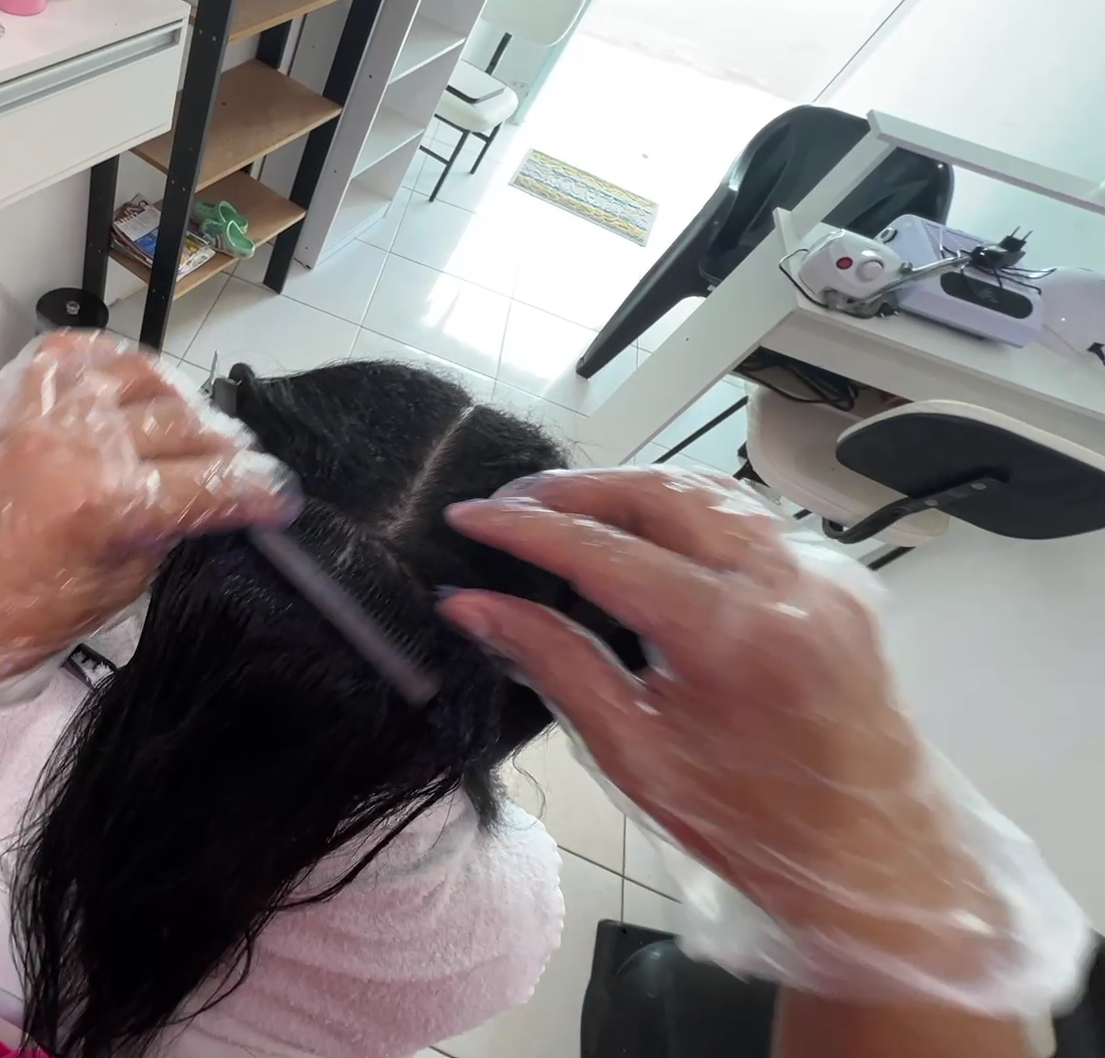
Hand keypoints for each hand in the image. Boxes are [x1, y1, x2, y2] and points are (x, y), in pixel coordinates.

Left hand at [0, 332, 297, 703]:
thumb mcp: (125, 581)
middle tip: (245, 472)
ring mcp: (45, 408)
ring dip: (184, 407)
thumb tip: (212, 490)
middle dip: (228, 454)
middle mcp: (78, 438)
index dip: (257, 493)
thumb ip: (171, 525)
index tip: (283, 499)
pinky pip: (89, 355)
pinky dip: (125, 368)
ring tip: (197, 435)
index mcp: (104, 501)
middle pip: (186, 427)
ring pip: (148, 378)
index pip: (209, 484)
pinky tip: (142, 393)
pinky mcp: (21, 396)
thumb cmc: (34, 617)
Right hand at [434, 467, 1070, 1009]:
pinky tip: (628, 526)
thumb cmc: (747, 820)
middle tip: (503, 504)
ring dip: (619, 487)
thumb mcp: (628, 748)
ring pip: (702, 489)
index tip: (464, 515)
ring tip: (553, 506)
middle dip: (570, 489)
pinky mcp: (828, 578)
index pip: (605, 552)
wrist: (883, 861)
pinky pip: (736, 512)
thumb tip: (467, 605)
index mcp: (737, 637)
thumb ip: (548, 660)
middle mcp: (789, 585)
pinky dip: (666, 504)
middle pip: (660, 493)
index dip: (523, 528)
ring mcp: (819, 574)